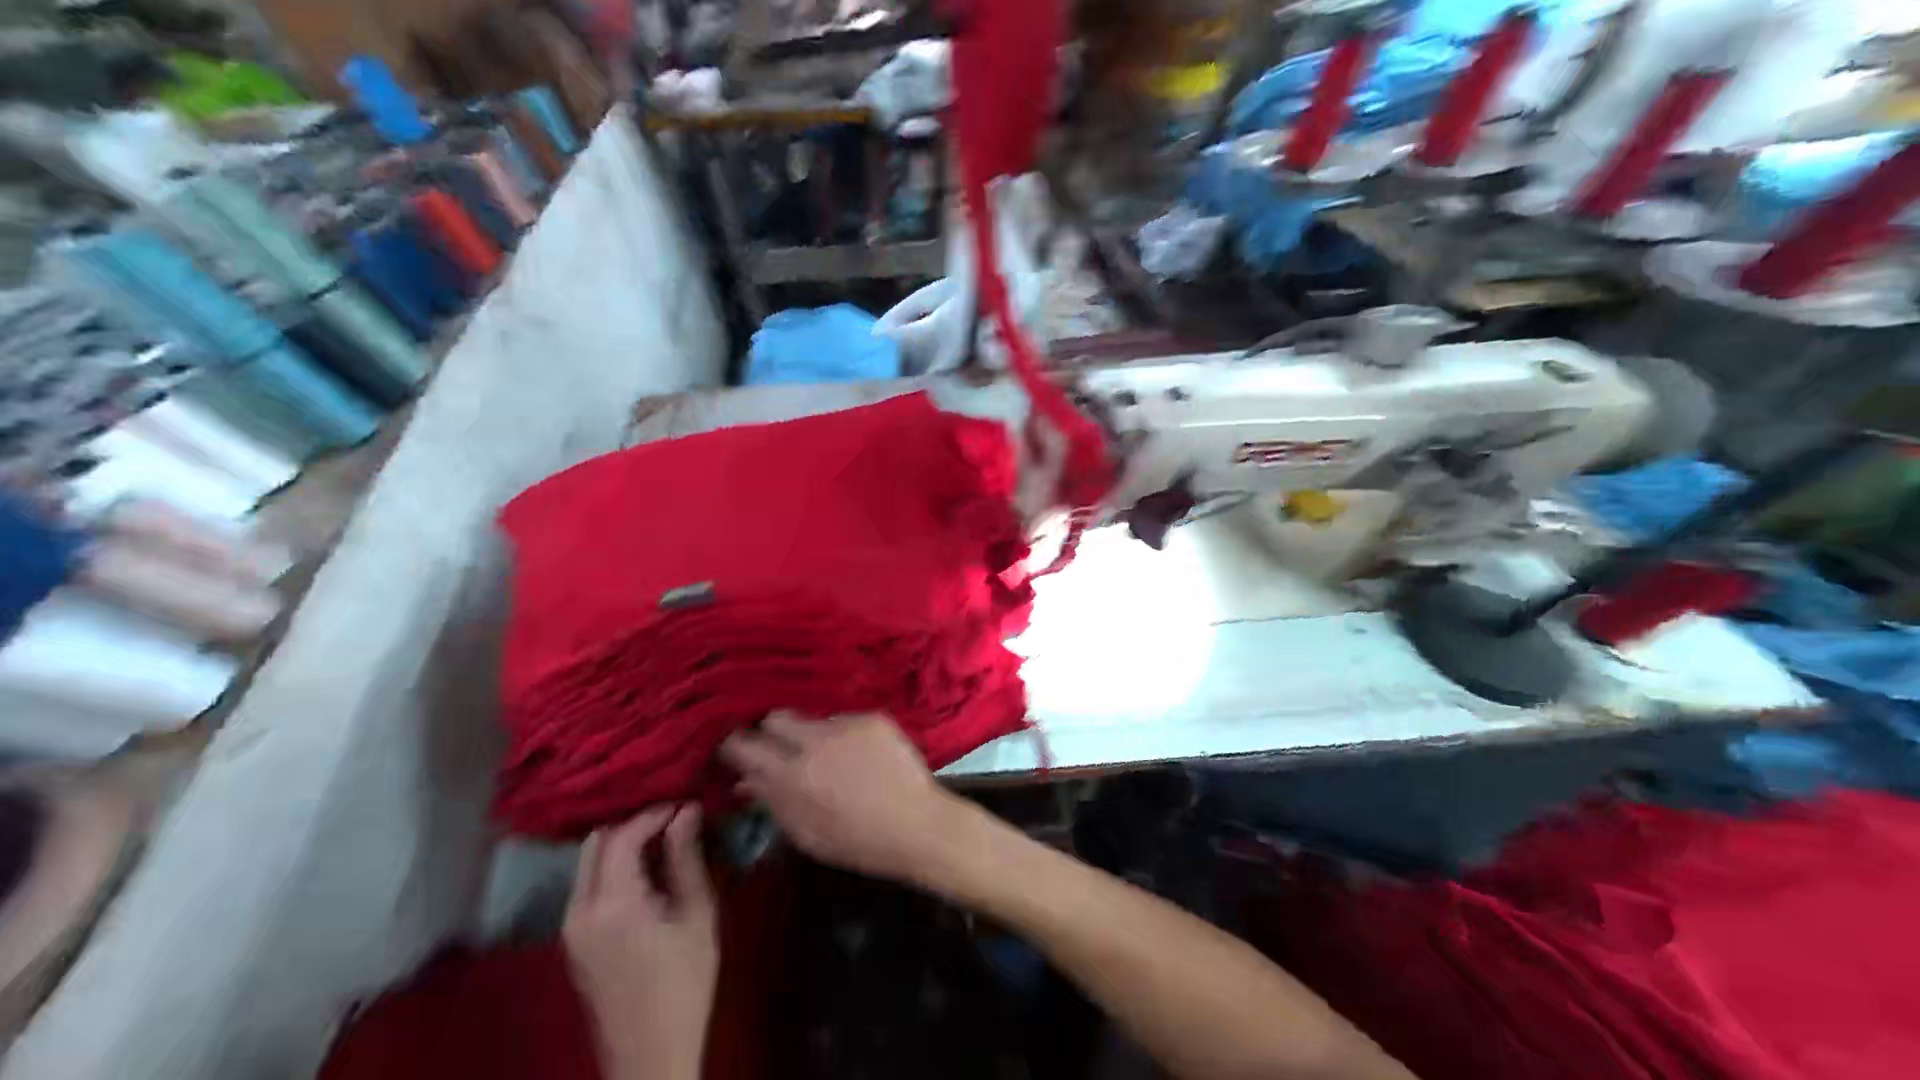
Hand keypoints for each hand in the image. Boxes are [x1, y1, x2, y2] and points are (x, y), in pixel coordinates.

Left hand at [563, 805, 716, 1079]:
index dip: (654, 812)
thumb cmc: (685, 983)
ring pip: (588, 860)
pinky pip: (588, 883)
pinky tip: (646, 863)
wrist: (651, 1053)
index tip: (686, 801)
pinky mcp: (574, 939)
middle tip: (672, 812)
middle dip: (632, 821)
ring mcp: (570, 927)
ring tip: (663, 832)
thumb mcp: (698, 916)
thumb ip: (687, 859)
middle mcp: (579, 910)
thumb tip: (687, 810)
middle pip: (596, 842)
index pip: (623, 835)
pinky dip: (612, 863)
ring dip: (621, 840)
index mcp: (612, 905)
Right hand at [721, 711, 963, 883]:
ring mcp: (846, 725)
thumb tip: (744, 781)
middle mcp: (814, 742)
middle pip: (775, 718)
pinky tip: (860, 758)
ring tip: (832, 761)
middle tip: (780, 750)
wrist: (918, 825)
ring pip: (813, 721)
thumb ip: (772, 803)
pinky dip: (844, 737)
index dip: (736, 746)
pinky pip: (845, 721)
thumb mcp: (806, 834)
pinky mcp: (872, 718)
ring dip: (813, 737)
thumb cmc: (858, 842)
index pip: (744, 745)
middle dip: (771, 733)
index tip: (736, 750)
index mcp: (792, 776)